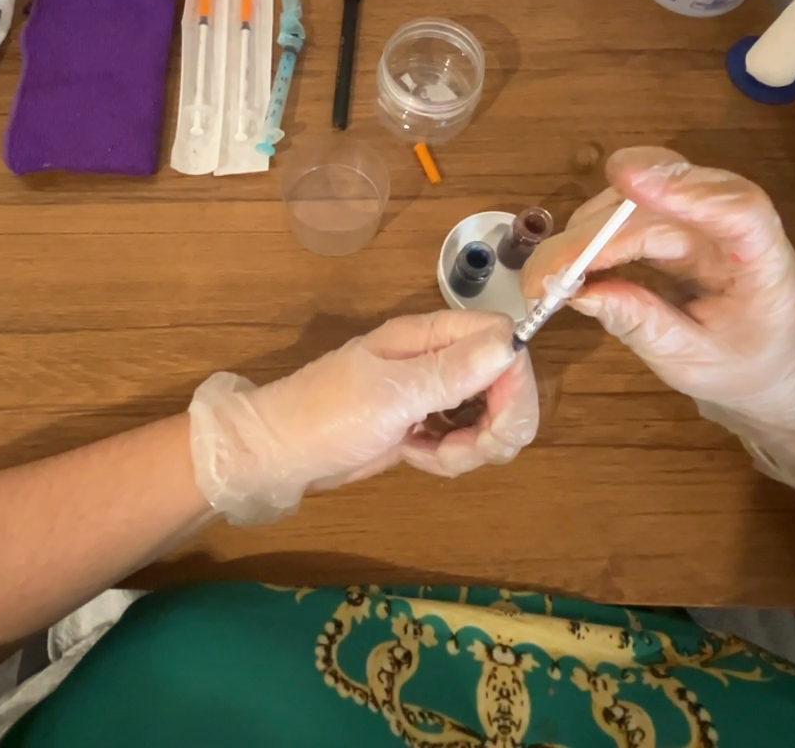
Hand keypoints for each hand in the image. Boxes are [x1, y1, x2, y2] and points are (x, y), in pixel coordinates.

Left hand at [189, 310, 538, 523]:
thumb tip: (510, 344)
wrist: (282, 455)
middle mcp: (437, 358)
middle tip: (468, 450)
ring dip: (472, 446)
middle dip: (498, 423)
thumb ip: (451, 371)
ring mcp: (432, 394)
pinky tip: (419, 458)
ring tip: (430, 455)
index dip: (512, 377)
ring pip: (490, 417)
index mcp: (427, 336)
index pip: (501, 337)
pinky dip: (453, 456)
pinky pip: (466, 440)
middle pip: (505, 382)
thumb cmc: (327, 415)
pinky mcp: (425, 426)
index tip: (499, 416)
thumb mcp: (390, 395)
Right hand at [523, 147, 794, 492]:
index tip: (627, 180)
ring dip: (579, 236)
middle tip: (543, 277)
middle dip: (593, 233)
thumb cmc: (743, 367)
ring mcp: (692, 218)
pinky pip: (617, 217)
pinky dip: (582, 239)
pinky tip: (561, 267)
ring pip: (626, 204)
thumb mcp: (693, 361)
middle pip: (656, 204)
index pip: (736, 208)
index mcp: (761, 258)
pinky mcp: (664, 224)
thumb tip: (580, 294)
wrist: (765, 367)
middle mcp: (725, 225)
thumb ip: (642, 325)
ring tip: (544, 281)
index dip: (684, 190)